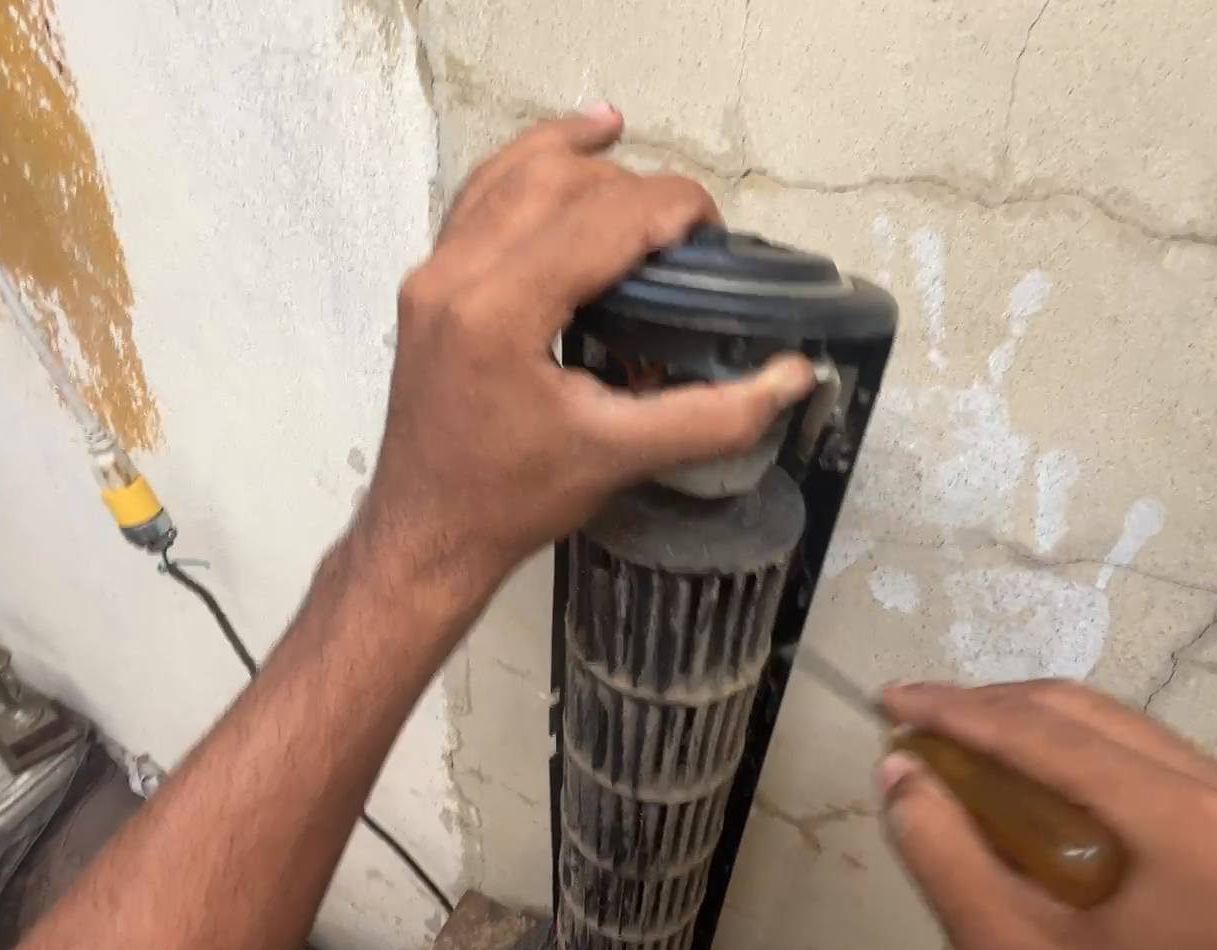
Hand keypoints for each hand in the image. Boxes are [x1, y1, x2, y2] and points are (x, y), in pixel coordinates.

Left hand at [360, 106, 814, 594]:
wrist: (429, 532)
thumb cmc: (511, 501)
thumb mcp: (619, 458)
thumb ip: (712, 417)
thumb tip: (790, 378)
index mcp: (500, 313)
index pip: (605, 218)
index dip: (673, 208)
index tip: (711, 232)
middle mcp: (454, 277)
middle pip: (559, 182)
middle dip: (633, 187)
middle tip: (682, 230)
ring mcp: (431, 277)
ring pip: (508, 176)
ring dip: (574, 158)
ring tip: (627, 150)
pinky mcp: (426, 289)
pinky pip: (476, 202)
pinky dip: (521, 172)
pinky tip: (557, 160)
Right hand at [877, 680, 1216, 949]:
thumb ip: (942, 854)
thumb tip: (898, 768)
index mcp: (1189, 825)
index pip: (1046, 733)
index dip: (955, 708)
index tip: (889, 698)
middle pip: (1080, 713)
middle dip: (985, 708)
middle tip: (914, 721)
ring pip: (1109, 724)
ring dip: (1022, 725)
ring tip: (954, 744)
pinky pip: (1136, 755)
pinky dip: (1065, 751)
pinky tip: (1020, 777)